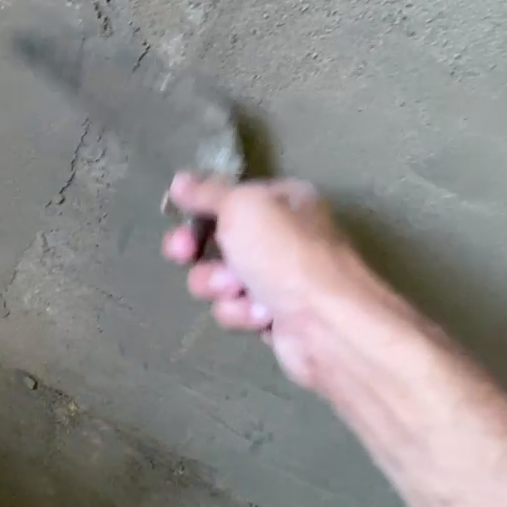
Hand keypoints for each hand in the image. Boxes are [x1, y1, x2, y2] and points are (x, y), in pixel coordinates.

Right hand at [161, 173, 387, 391]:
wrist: (328, 325)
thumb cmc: (286, 255)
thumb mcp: (242, 207)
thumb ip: (206, 192)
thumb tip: (180, 180)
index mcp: (282, 201)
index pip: (225, 198)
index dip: (196, 211)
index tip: (178, 221)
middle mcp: (281, 236)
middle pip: (213, 239)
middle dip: (196, 252)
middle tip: (185, 255)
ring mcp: (277, 277)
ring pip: (216, 277)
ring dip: (218, 285)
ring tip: (239, 291)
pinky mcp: (272, 314)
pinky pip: (233, 307)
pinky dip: (240, 311)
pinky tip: (260, 316)